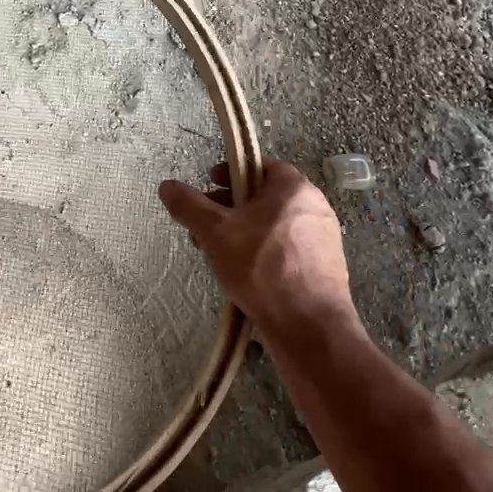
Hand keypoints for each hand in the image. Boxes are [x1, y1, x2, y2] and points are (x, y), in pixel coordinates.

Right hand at [158, 159, 358, 344]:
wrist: (310, 328)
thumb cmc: (262, 267)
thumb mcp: (214, 231)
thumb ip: (188, 205)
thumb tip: (167, 187)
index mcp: (294, 188)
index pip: (261, 165)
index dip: (231, 171)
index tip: (209, 185)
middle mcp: (315, 207)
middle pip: (264, 196)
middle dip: (230, 206)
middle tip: (207, 224)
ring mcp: (324, 239)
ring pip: (274, 224)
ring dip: (243, 231)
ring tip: (219, 252)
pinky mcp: (325, 268)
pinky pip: (287, 248)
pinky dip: (263, 251)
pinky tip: (244, 273)